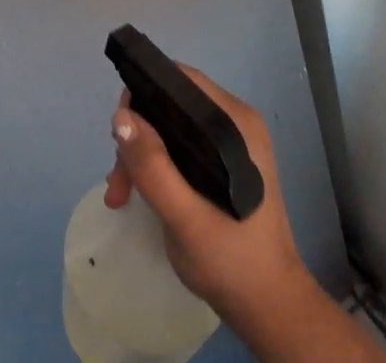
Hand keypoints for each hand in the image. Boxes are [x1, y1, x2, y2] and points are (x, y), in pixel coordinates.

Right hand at [103, 64, 310, 320]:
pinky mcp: (221, 165)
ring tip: (120, 195)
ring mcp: (229, 146)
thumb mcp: (184, 216)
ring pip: (169, 129)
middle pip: (171, 105)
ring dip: (139, 156)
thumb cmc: (231, 259)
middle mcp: (234, 125)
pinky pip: (178, 148)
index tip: (118, 128)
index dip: (145, 92)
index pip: (182, 80)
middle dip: (137, 134)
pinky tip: (135, 196)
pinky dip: (154, 166)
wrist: (267, 304)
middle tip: (119, 178)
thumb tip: (120, 116)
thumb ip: (154, 166)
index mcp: (235, 125)